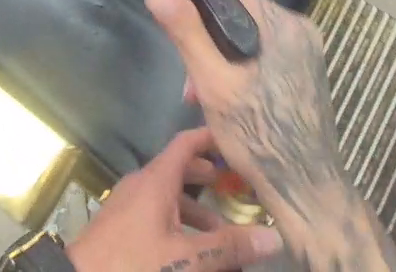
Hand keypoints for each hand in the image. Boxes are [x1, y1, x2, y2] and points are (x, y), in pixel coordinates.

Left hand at [65, 127, 281, 271]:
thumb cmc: (135, 264)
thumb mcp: (187, 260)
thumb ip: (229, 248)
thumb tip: (274, 237)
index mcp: (156, 180)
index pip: (186, 143)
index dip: (211, 137)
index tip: (238, 139)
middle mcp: (141, 185)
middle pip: (180, 170)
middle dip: (209, 178)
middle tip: (240, 188)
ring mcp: (128, 205)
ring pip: (169, 198)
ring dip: (197, 211)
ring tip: (225, 234)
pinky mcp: (121, 227)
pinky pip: (156, 216)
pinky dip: (179, 226)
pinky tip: (194, 253)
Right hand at [146, 0, 395, 271]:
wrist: (304, 190)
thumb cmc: (257, 136)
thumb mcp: (213, 83)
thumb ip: (187, 34)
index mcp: (281, 22)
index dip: (196, 2)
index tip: (182, 34)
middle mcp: (299, 28)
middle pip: (237, 11)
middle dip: (208, 38)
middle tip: (193, 80)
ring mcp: (306, 51)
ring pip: (248, 34)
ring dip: (222, 56)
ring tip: (205, 96)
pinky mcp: (307, 72)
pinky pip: (264, 53)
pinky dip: (242, 67)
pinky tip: (230, 99)